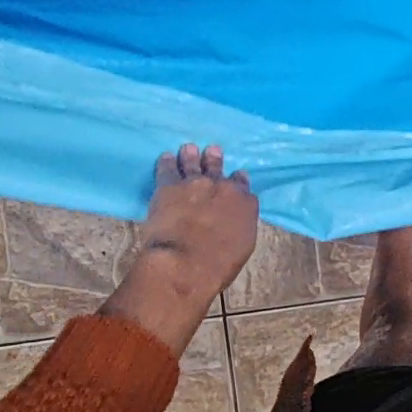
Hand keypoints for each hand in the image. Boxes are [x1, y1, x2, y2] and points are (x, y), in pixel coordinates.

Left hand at [137, 143, 258, 298]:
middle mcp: (223, 188)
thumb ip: (241, 225)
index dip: (238, 180)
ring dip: (191, 155)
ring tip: (189, 148)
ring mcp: (196, 184)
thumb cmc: (219, 264)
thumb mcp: (242, 246)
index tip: (235, 177)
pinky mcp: (169, 186)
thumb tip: (236, 220)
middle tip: (213, 150)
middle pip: (218, 169)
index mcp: (245, 203)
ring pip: (194, 163)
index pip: (242, 185)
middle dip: (215, 159)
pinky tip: (166, 157)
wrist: (186, 262)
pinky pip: (168, 169)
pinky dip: (167, 162)